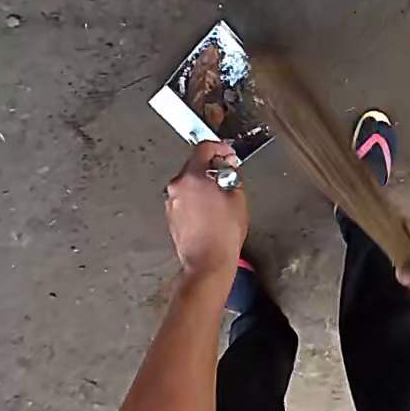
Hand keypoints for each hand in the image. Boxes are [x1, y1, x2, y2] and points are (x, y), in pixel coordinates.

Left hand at [165, 141, 247, 276]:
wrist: (207, 262)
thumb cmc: (223, 234)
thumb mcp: (238, 198)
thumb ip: (232, 175)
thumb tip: (229, 168)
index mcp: (193, 177)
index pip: (204, 148)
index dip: (219, 147)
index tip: (227, 153)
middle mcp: (178, 186)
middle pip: (194, 164)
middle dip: (212, 167)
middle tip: (228, 174)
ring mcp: (172, 201)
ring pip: (189, 181)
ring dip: (203, 183)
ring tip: (220, 196)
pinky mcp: (171, 214)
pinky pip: (185, 197)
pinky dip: (196, 197)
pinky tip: (210, 210)